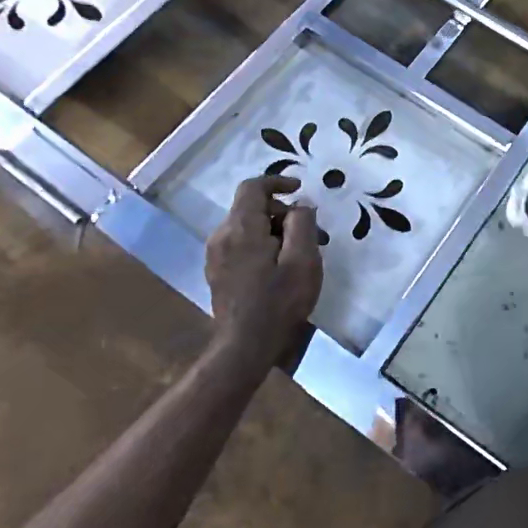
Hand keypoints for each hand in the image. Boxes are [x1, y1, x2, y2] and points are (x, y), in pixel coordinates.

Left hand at [204, 176, 321, 362]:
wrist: (246, 345)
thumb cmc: (279, 302)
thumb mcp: (303, 261)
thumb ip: (303, 225)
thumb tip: (301, 206)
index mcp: (241, 228)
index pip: (253, 187)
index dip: (277, 181)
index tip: (300, 189)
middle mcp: (222, 235)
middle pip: (251, 207)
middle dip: (283, 213)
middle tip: (312, 234)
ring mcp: (216, 255)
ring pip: (247, 226)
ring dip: (274, 230)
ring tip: (299, 254)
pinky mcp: (217, 271)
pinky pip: (240, 243)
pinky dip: (262, 244)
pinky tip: (279, 267)